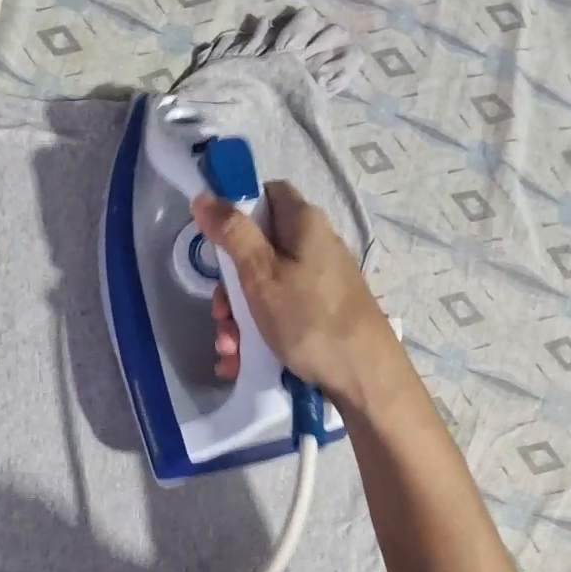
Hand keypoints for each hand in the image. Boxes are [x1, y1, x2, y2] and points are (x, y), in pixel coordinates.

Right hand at [192, 181, 400, 411]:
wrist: (365, 379)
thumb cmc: (310, 318)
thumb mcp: (261, 274)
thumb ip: (232, 233)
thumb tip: (205, 196)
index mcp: (303, 223)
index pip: (266, 192)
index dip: (237, 207)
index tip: (213, 235)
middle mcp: (313, 246)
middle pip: (257, 248)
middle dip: (229, 285)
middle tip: (221, 313)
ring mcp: (317, 281)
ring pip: (262, 287)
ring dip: (237, 318)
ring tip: (230, 348)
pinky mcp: (318, 312)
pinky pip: (277, 312)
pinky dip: (257, 333)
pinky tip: (241, 360)